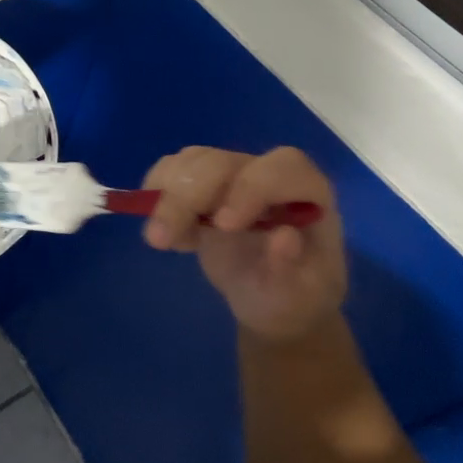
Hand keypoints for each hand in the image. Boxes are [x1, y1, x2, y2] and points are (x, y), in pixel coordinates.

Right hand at [141, 146, 344, 341]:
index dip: (250, 187)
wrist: (273, 301)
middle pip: (221, 161)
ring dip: (165, 196)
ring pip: (190, 162)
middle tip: (162, 239)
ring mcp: (231, 175)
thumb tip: (284, 237)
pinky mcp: (201, 184)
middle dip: (188, 195)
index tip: (224, 225)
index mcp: (306, 193)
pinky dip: (156, 197)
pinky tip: (165, 237)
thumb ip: (294, 269)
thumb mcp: (302, 297)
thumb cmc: (295, 297)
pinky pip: (171, 171)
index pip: (281, 168)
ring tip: (158, 240)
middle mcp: (266, 173)